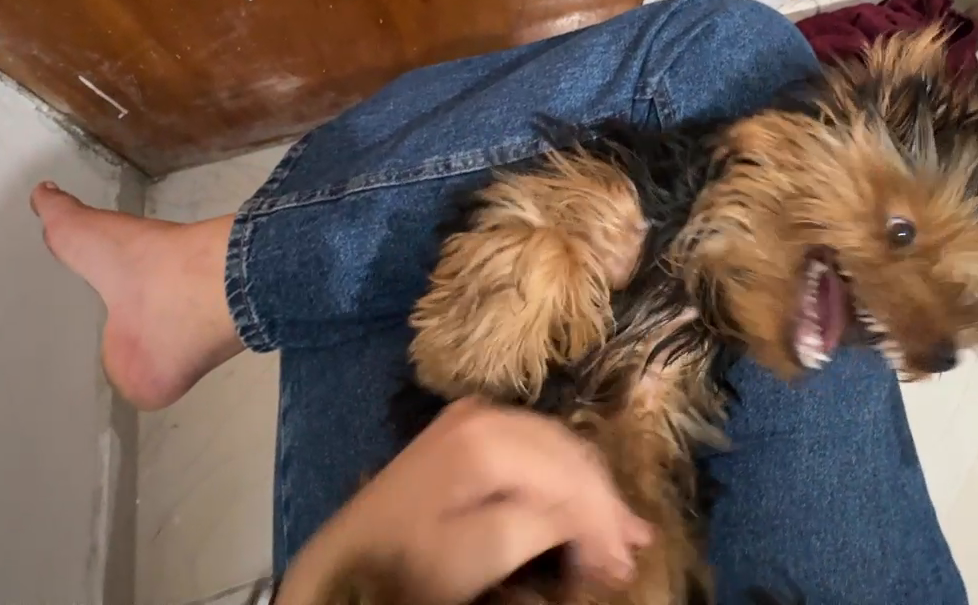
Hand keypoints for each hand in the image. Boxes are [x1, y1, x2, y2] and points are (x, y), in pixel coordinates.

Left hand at [277, 398, 652, 604]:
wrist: (343, 560)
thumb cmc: (406, 563)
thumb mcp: (475, 554)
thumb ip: (538, 523)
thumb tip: (591, 516)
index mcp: (486, 437)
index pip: (567, 468)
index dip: (604, 511)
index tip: (630, 556)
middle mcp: (485, 412)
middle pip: (565, 448)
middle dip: (601, 497)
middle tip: (634, 545)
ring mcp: (475, 417)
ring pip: (553, 443)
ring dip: (585, 487)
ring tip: (617, 530)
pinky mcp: (469, 432)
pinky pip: (532, 445)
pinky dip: (559, 475)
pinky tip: (577, 503)